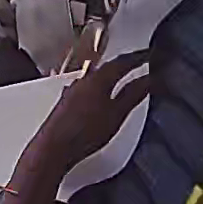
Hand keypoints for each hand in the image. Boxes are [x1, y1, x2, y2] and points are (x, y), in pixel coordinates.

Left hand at [14, 49, 150, 185]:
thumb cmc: (82, 132)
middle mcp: (83, 81)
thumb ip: (133, 94)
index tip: (149, 54)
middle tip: (137, 62)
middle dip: (124, 65)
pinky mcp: (67, 103)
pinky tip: (101, 97)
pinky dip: (99, 88)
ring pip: (96, 78)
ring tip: (123, 78)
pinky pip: (87, 88)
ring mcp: (73, 91)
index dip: (138, 58)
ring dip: (111, 76)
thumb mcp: (117, 113)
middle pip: (108, 67)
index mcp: (98, 79)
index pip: (122, 62)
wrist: (53, 148)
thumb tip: (148, 80)